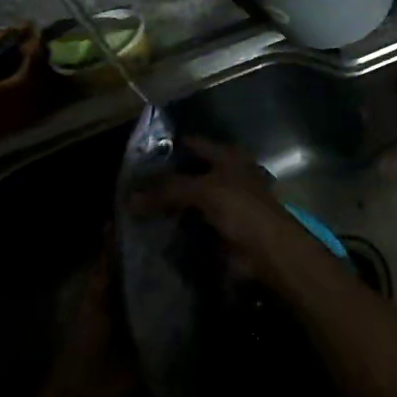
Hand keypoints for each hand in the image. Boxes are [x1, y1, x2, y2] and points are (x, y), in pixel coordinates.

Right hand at [129, 138, 334, 286]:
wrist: (268, 252)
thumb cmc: (242, 209)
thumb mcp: (204, 190)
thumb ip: (168, 189)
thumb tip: (129, 197)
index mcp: (227, 156)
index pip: (191, 144)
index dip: (167, 148)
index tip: (136, 157)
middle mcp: (225, 174)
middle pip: (187, 172)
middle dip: (162, 180)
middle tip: (128, 186)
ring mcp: (222, 202)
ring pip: (187, 198)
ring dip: (166, 205)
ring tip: (132, 207)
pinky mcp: (218, 228)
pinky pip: (190, 223)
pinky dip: (174, 226)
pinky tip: (151, 228)